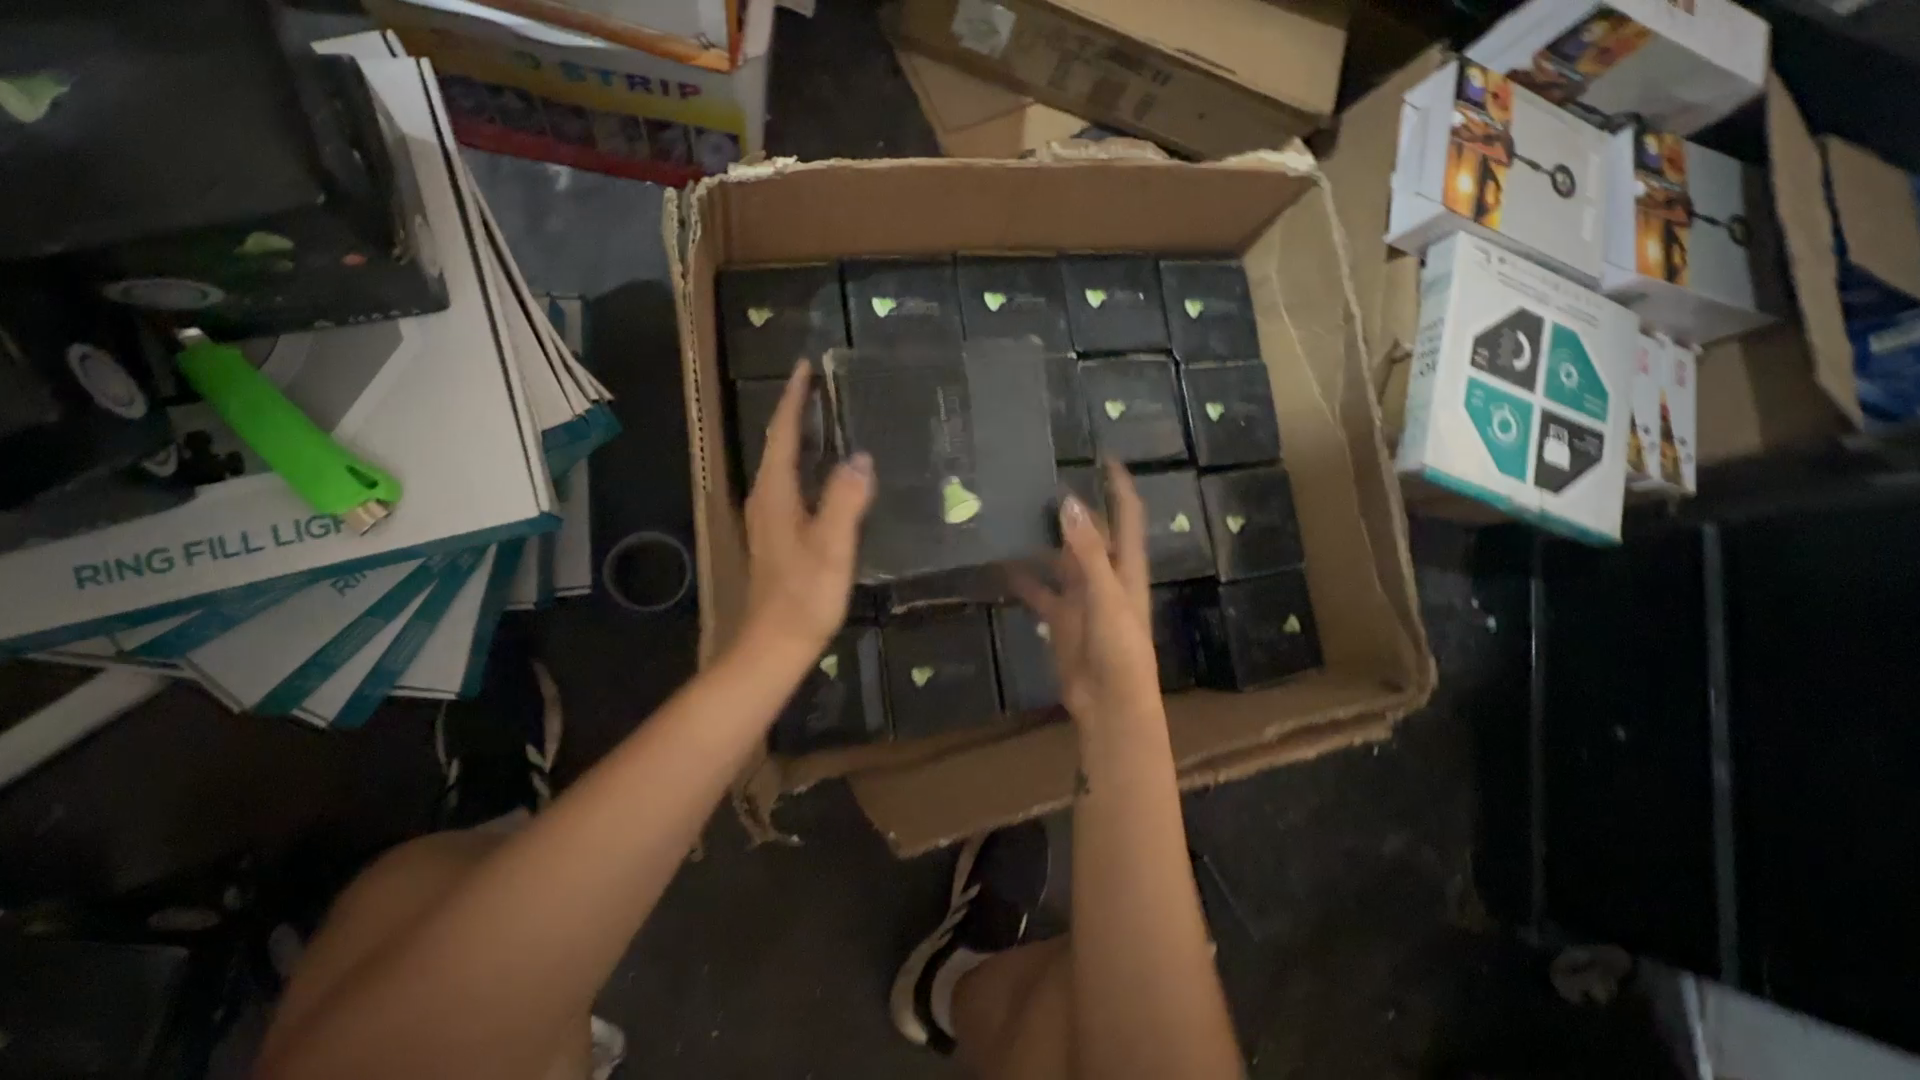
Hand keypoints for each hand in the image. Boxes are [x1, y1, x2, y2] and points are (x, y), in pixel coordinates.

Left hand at [741, 361, 873, 657]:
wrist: (775, 644)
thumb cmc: (805, 596)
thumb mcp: (832, 547)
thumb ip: (846, 500)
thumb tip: (861, 457)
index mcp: (775, 495)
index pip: (782, 435)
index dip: (793, 400)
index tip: (804, 367)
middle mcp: (765, 500)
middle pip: (778, 446)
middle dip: (795, 413)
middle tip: (820, 386)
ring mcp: (768, 521)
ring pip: (782, 467)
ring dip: (799, 439)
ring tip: (824, 418)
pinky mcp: (776, 538)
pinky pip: (790, 486)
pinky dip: (804, 467)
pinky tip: (825, 474)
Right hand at [1012, 462, 1162, 727]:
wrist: (1109, 702)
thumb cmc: (1119, 648)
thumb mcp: (1105, 595)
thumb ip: (1086, 551)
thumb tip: (1069, 502)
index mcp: (1126, 567)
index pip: (1127, 516)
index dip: (1120, 486)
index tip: (1104, 455)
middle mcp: (1104, 577)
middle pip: (1089, 534)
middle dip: (1072, 508)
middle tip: (1039, 478)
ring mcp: (1080, 598)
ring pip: (1059, 559)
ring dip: (1041, 540)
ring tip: (1013, 512)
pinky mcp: (1060, 619)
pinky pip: (1038, 591)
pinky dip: (1021, 578)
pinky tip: (997, 562)